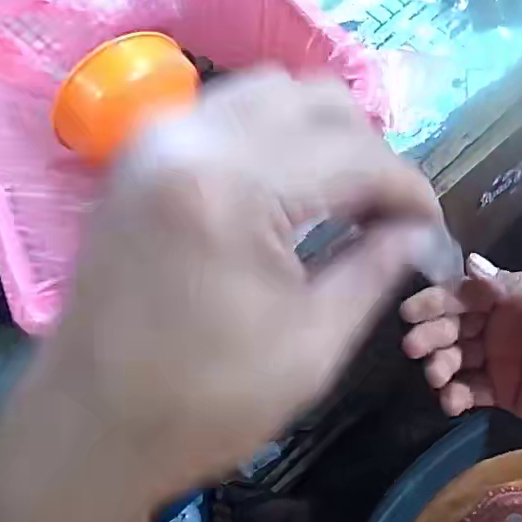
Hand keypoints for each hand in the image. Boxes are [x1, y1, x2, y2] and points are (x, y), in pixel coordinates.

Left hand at [0, 71, 440, 521]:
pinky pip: (232, 109)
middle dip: (373, 154)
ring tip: (346, 197)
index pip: (357, 156)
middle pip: (321, 103)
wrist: (88, 429)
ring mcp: (158, 139)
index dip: (411, 190)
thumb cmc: (204, 404)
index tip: (433, 229)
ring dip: (327, 135)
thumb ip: (375, 270)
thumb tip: (420, 231)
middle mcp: (192, 140)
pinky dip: (279, 133)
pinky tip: (293, 186)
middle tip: (389, 216)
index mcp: (235, 192)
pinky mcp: (142, 153)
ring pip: (276, 92)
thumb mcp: (312, 347)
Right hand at [400, 257, 521, 448]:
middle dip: (432, 334)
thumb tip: (468, 261)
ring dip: (440, 366)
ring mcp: (504, 361)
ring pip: (458, 358)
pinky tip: (451, 403)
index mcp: (519, 297)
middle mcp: (505, 326)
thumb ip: (518, 288)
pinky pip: (471, 391)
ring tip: (438, 378)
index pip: (468, 293)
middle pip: (456, 325)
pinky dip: (455, 396)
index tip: (410, 313)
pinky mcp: (507, 394)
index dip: (437, 300)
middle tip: (414, 349)